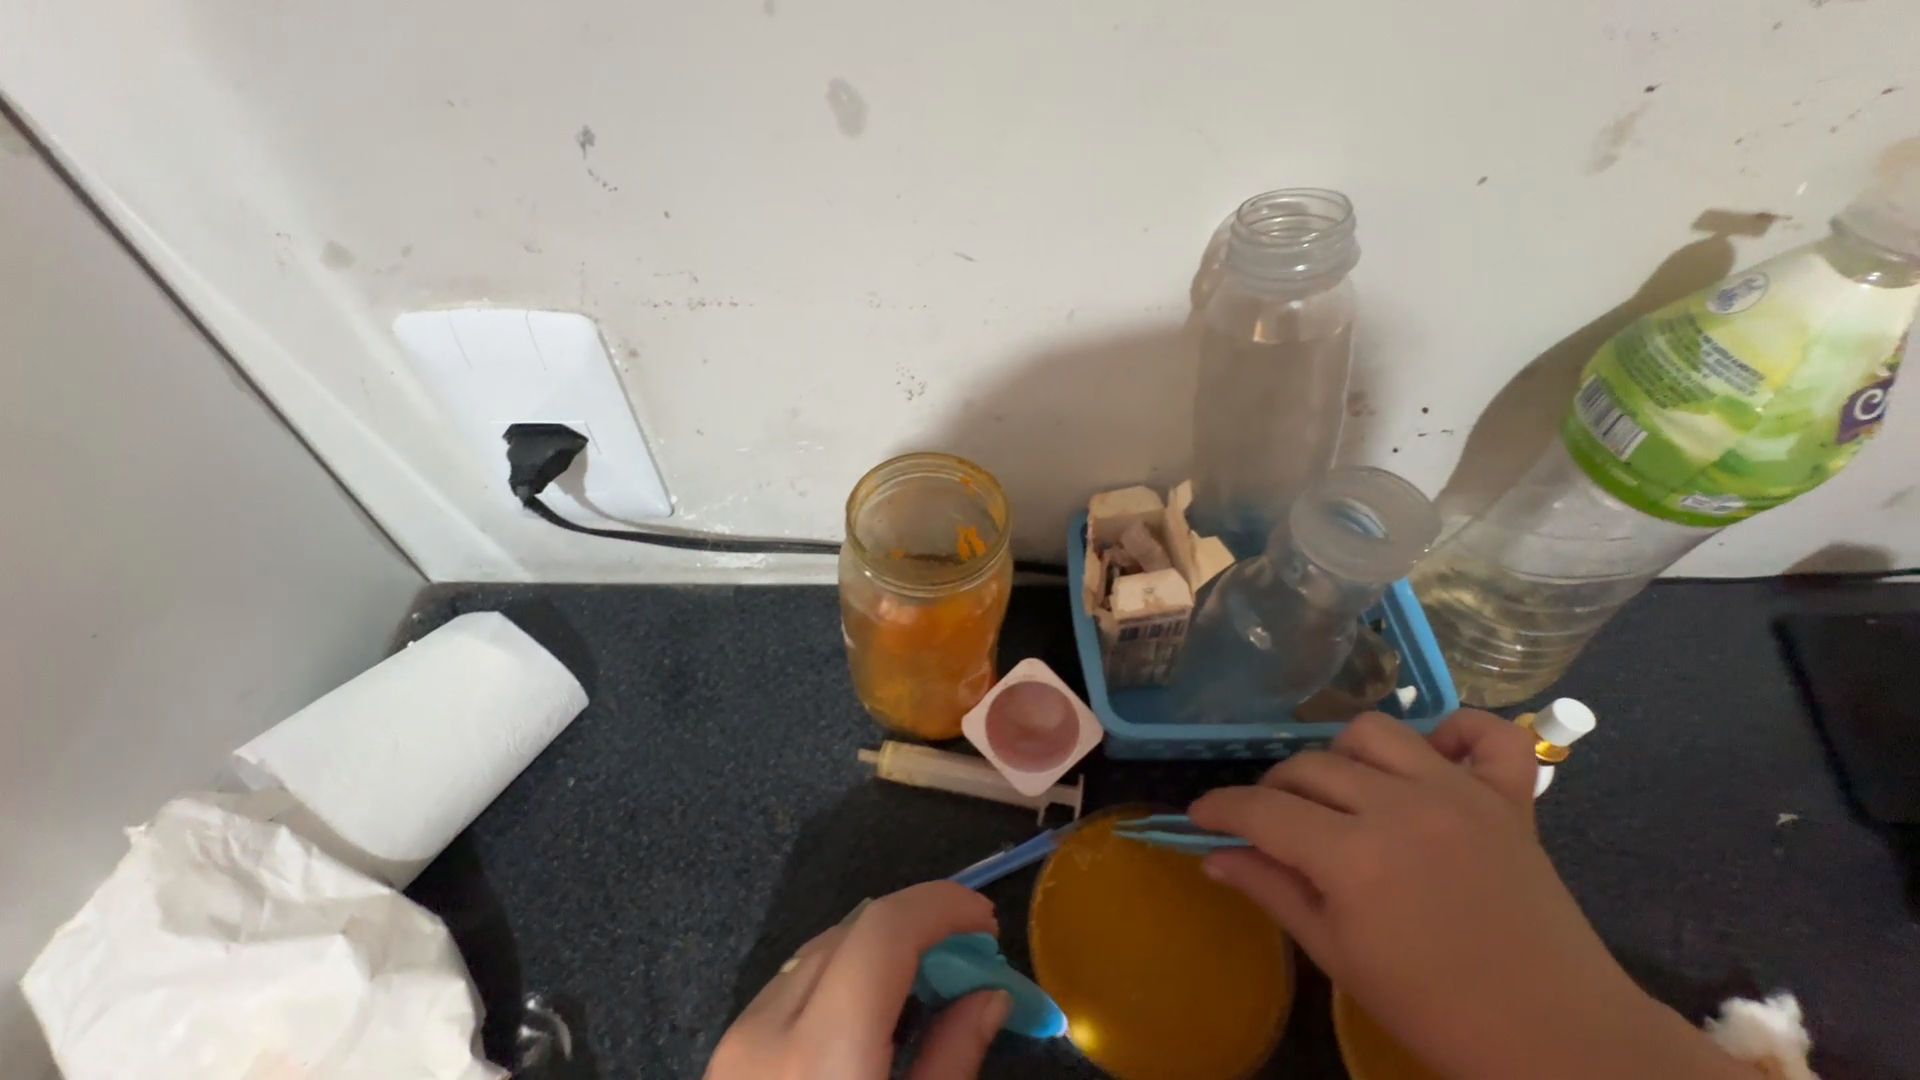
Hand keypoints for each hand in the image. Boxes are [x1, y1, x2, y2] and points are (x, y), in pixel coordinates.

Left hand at [706, 882, 1010, 1079]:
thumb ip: (952, 1060)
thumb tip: (989, 994)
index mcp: (823, 1053)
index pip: (884, 929)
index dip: (942, 905)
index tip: (986, 920)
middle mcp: (769, 1027)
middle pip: (854, 929)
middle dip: (920, 924)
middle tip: (971, 956)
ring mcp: (738, 1036)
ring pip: (824, 949)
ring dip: (883, 947)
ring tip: (929, 982)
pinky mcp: (726, 1050)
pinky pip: (796, 982)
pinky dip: (846, 975)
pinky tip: (874, 1013)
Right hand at [1190, 710, 1749, 1079]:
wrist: (1558, 1041)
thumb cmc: (1431, 1008)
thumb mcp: (1335, 955)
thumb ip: (1271, 890)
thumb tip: (1212, 855)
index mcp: (1354, 857)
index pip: (1262, 810)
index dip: (1220, 808)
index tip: (1200, 814)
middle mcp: (1401, 807)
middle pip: (1308, 767)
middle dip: (1272, 791)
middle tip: (1271, 824)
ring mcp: (1460, 794)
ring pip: (1373, 730)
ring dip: (1342, 755)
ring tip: (1342, 793)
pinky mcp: (1510, 797)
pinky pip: (1485, 732)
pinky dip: (1454, 731)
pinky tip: (1431, 758)